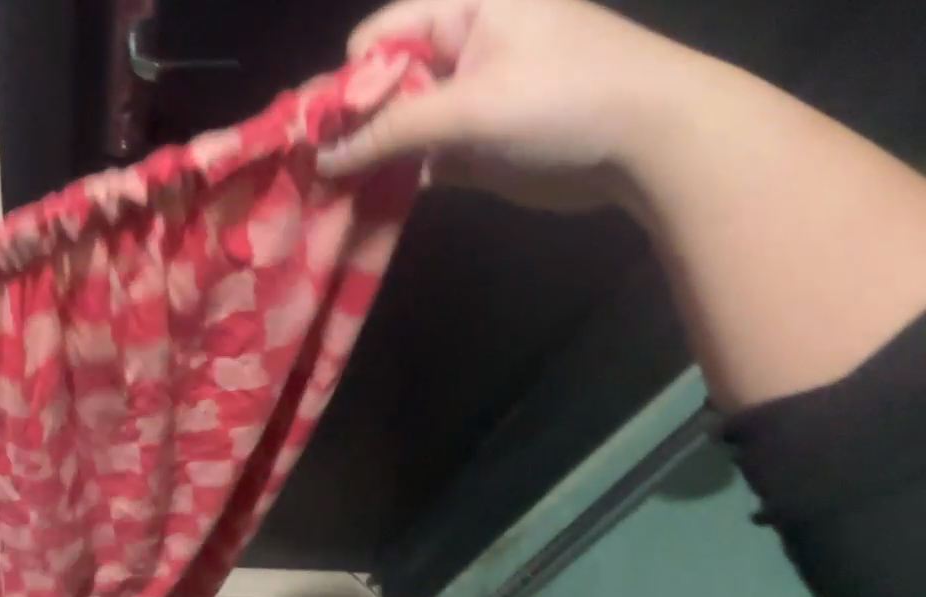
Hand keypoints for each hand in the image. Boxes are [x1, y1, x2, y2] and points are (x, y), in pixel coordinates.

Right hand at [317, 0, 711, 210]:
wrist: (651, 143)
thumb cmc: (563, 99)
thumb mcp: (468, 108)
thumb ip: (388, 132)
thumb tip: (321, 160)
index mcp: (465, 8)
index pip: (377, 39)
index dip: (348, 84)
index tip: (327, 136)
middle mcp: (459, 47)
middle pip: (379, 83)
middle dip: (349, 126)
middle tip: (322, 170)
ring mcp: (464, 98)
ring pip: (392, 125)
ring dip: (365, 158)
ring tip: (332, 192)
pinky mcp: (469, 142)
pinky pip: (413, 157)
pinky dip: (390, 178)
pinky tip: (363, 202)